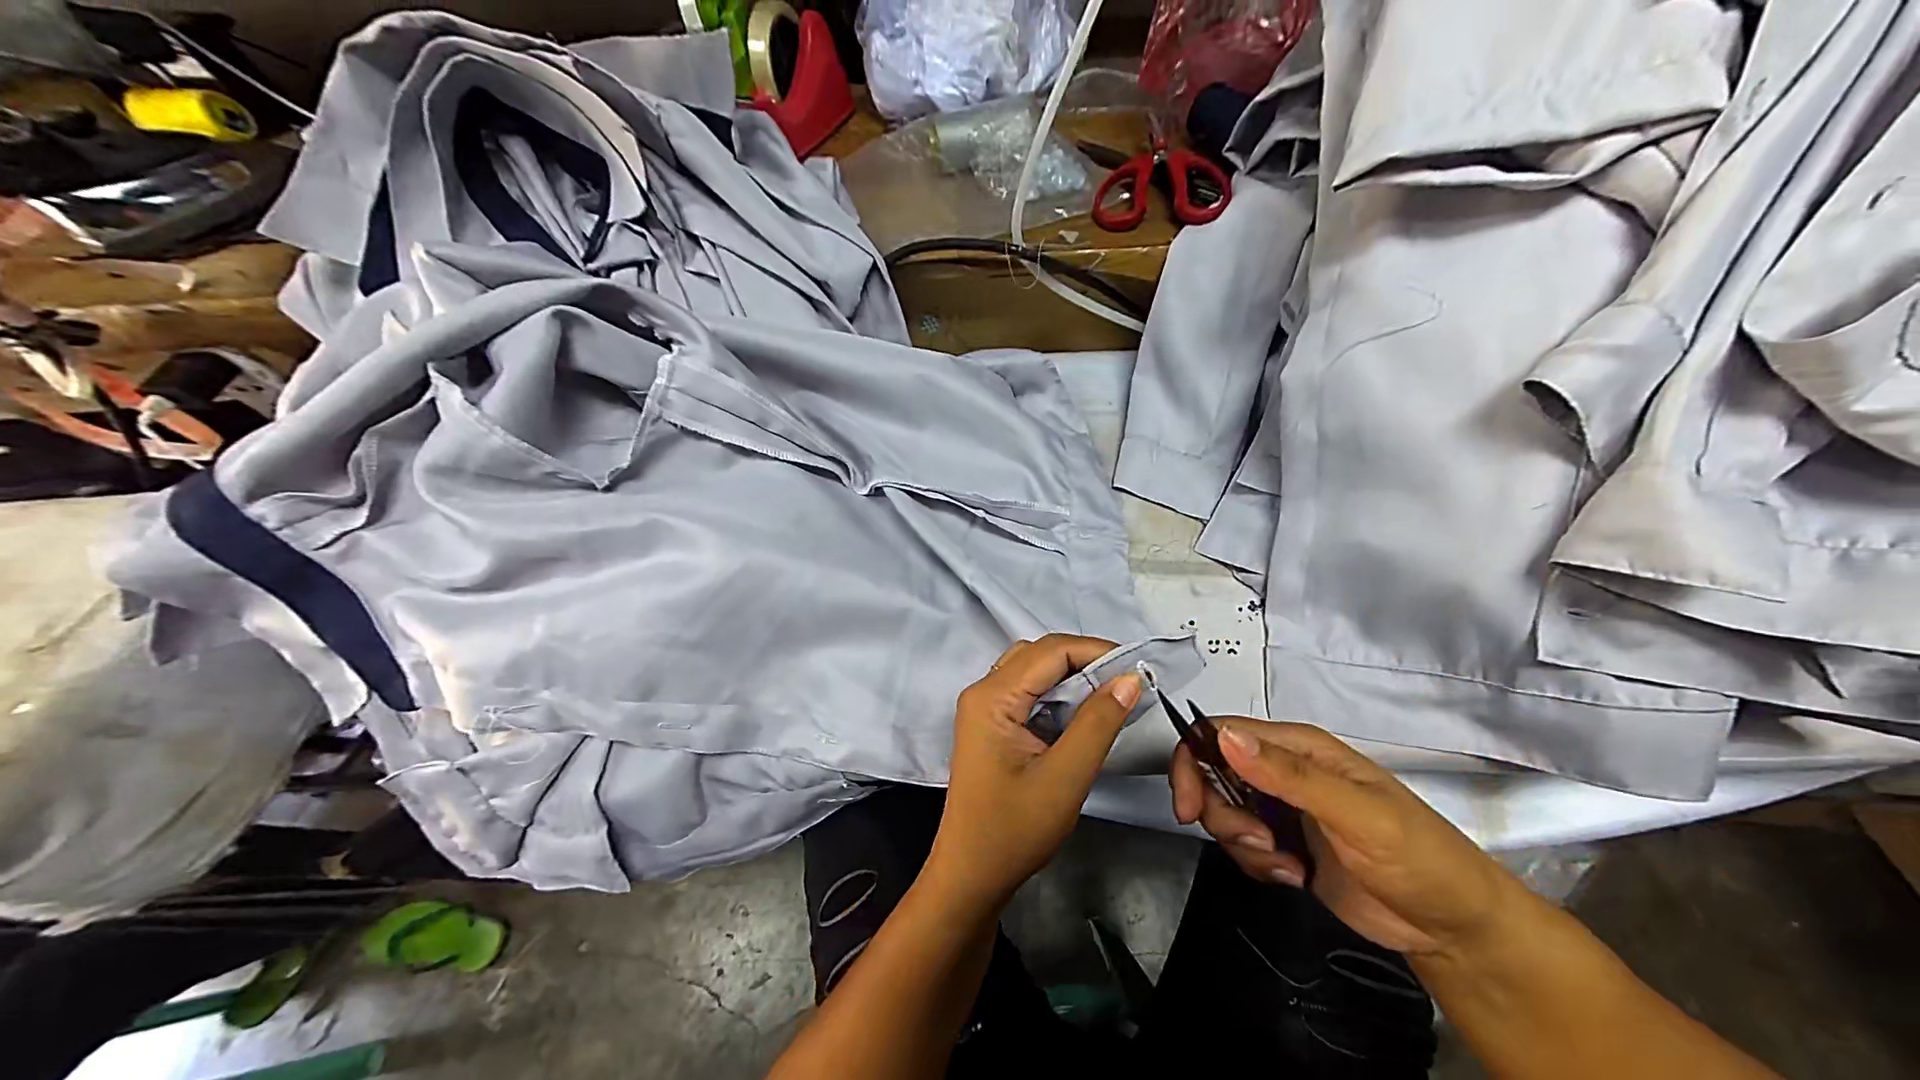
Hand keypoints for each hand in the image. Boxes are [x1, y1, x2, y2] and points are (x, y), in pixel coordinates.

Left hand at [923, 634, 1141, 910]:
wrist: (972, 873)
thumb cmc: (1014, 830)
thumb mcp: (1066, 776)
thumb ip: (1098, 722)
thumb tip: (1128, 679)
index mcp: (992, 698)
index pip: (1050, 651)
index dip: (1097, 651)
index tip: (1138, 668)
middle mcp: (983, 692)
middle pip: (1040, 654)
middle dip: (1086, 660)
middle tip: (1128, 682)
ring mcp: (984, 708)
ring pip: (1034, 670)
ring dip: (1072, 676)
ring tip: (1112, 694)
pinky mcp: (991, 725)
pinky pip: (1028, 692)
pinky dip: (1058, 693)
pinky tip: (1083, 712)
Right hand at [1170, 718, 1524, 957]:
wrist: (1453, 928)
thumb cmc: (1426, 860)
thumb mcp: (1358, 814)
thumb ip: (1290, 774)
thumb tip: (1231, 739)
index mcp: (1301, 748)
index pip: (1222, 735)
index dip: (1194, 763)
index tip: (1190, 803)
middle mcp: (1286, 771)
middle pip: (1213, 775)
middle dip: (1222, 814)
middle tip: (1257, 840)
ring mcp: (1284, 808)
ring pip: (1223, 813)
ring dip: (1242, 844)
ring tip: (1285, 862)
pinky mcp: (1284, 843)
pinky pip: (1240, 846)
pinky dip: (1256, 864)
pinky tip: (1292, 873)